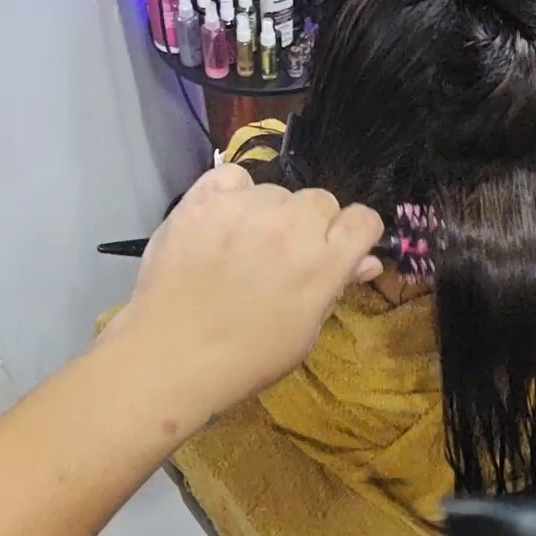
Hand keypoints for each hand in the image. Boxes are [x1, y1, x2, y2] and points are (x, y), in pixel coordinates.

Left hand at [107, 164, 382, 411]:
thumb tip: (366, 260)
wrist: (169, 356)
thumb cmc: (245, 358)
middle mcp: (290, 226)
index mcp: (323, 262)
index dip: (353, 234)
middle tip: (281, 255)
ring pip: (275, 190)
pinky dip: (231, 193)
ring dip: (268, 212)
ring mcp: (245, 208)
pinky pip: (231, 176)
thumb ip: (335, 286)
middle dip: (309, 224)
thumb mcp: (303, 332)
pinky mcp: (203, 200)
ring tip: (241, 245)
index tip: (337, 248)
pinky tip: (220, 221)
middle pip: (320, 200)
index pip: (364, 219)